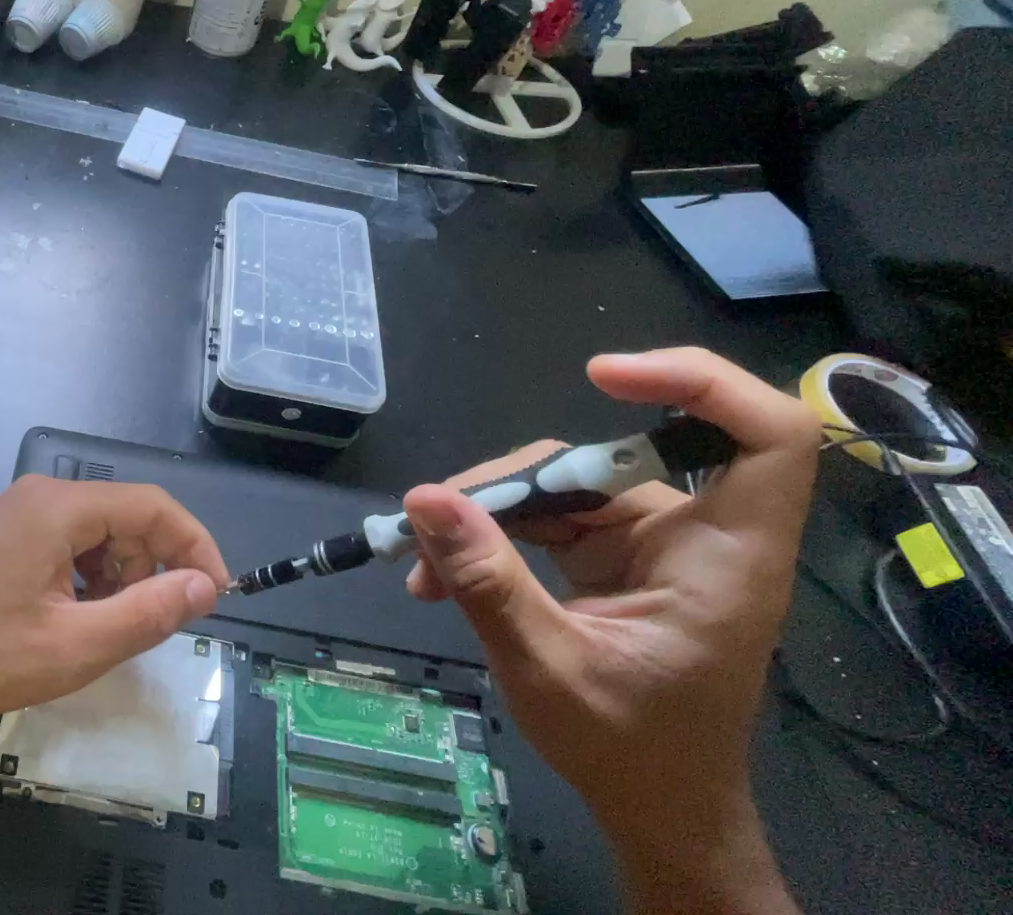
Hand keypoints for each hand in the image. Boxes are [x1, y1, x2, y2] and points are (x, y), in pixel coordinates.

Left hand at [0, 476, 228, 729]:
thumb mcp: (76, 645)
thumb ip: (150, 613)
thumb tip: (206, 586)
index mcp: (58, 506)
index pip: (153, 506)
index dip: (194, 547)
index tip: (216, 596)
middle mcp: (39, 496)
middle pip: (125, 519)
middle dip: (150, 570)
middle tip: (146, 627)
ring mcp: (17, 515)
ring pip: (98, 536)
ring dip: (117, 581)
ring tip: (98, 632)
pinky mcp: (4, 538)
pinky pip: (67, 547)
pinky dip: (86, 582)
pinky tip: (68, 622)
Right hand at [401, 348, 815, 911]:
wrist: (655, 809)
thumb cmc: (628, 749)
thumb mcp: (545, 664)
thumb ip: (487, 580)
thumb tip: (423, 500)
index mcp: (722, 558)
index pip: (761, 438)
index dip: (697, 384)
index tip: (602, 376)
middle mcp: (692, 536)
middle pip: (603, 462)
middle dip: (508, 485)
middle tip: (432, 525)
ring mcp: (648, 545)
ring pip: (558, 490)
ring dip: (483, 518)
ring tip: (423, 567)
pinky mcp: (611, 559)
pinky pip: (543, 523)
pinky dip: (489, 542)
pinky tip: (440, 577)